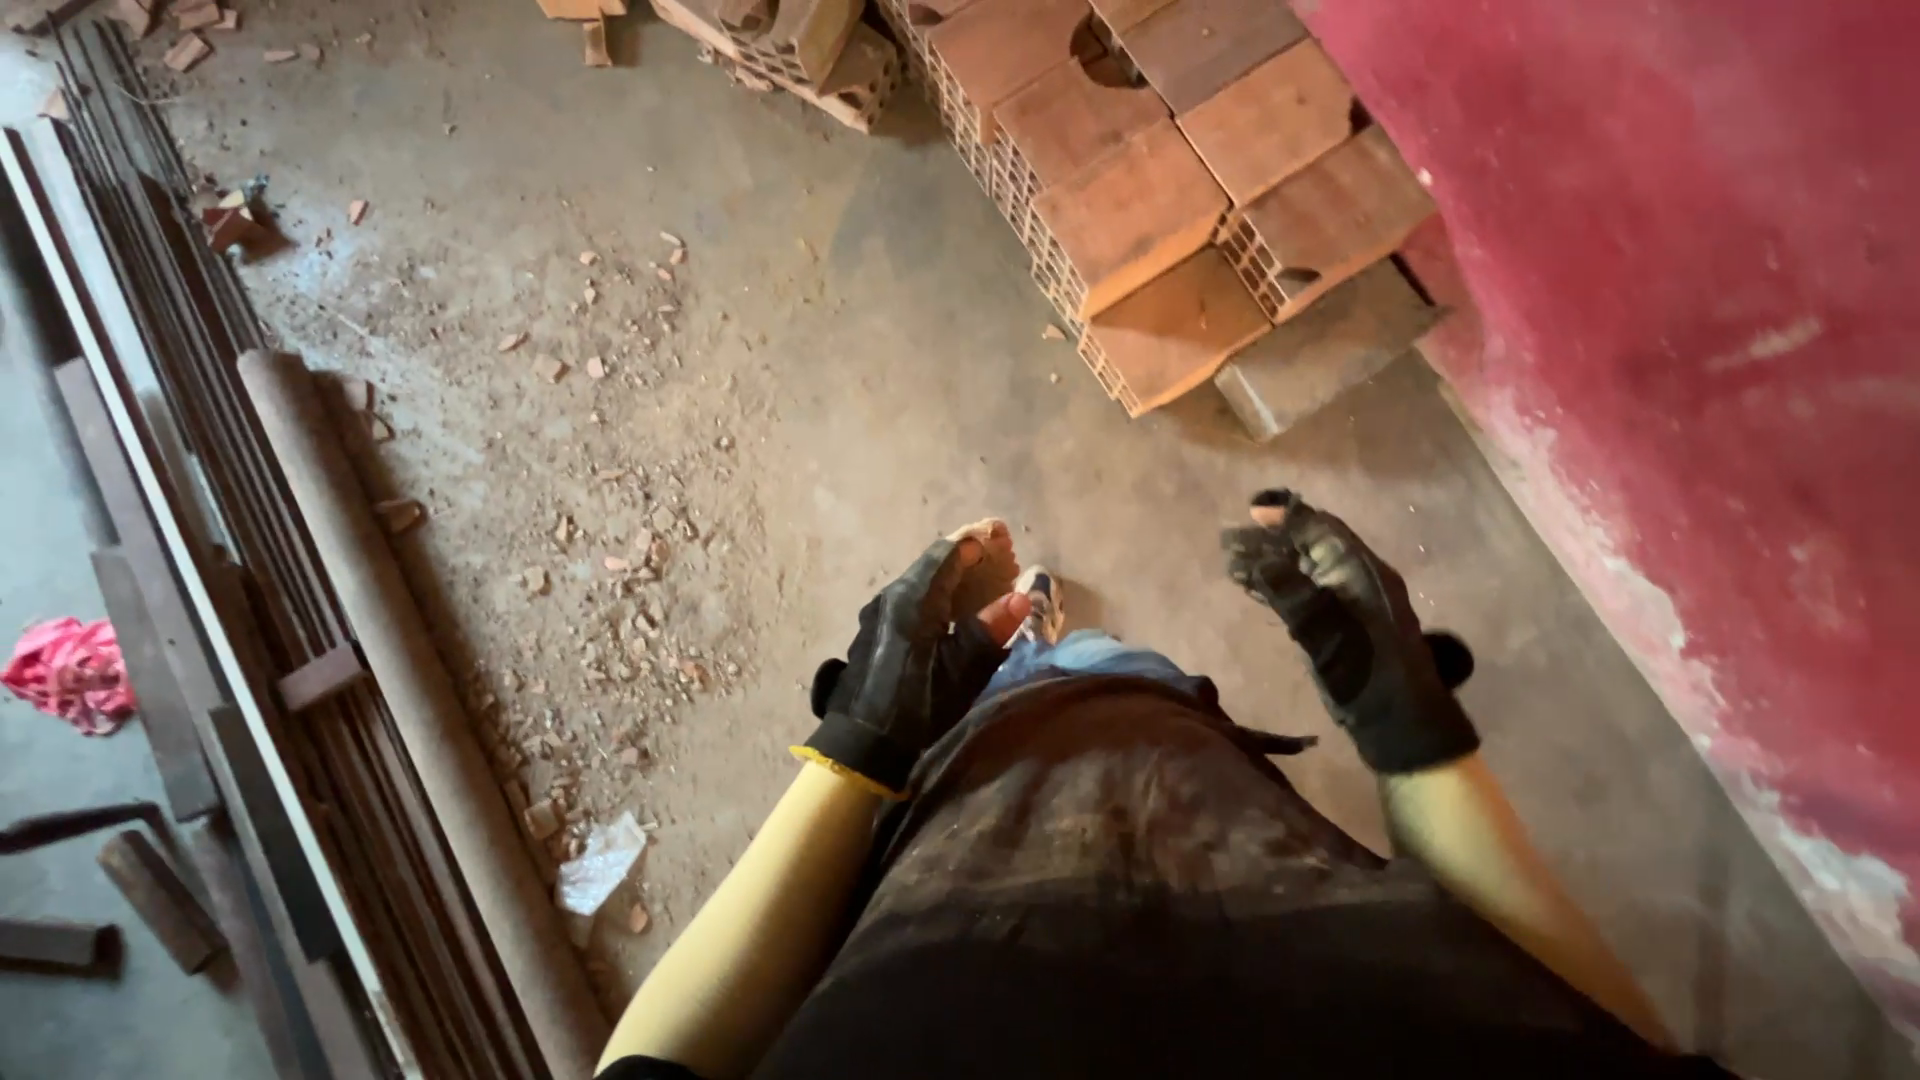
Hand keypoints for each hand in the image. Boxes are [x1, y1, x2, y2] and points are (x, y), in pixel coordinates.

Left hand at [801, 521, 1026, 797]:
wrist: (863, 743)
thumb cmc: (919, 703)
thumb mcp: (962, 669)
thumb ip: (991, 628)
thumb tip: (1022, 596)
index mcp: (913, 598)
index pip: (948, 553)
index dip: (977, 542)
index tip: (1003, 539)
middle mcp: (891, 596)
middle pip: (933, 564)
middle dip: (966, 558)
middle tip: (998, 558)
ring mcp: (877, 613)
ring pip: (920, 582)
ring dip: (950, 577)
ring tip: (980, 583)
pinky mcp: (873, 631)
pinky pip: (909, 599)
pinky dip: (935, 595)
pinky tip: (950, 611)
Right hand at [1222, 489, 1479, 774]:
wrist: (1394, 720)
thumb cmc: (1367, 672)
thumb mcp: (1328, 632)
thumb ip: (1293, 594)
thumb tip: (1260, 561)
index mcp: (1360, 571)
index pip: (1321, 528)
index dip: (1286, 516)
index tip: (1251, 510)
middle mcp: (1352, 578)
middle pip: (1306, 544)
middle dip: (1267, 539)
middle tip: (1226, 541)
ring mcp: (1342, 601)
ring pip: (1299, 568)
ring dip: (1264, 562)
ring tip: (1228, 562)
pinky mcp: (1332, 623)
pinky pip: (1298, 591)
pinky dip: (1271, 584)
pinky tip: (1247, 584)